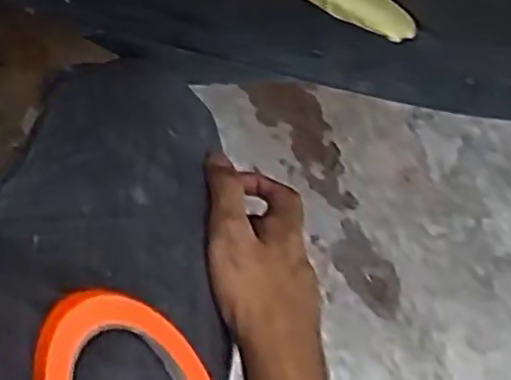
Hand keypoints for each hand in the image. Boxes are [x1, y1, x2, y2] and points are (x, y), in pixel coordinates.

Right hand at [205, 154, 327, 379]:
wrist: (278, 354)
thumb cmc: (250, 287)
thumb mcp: (229, 231)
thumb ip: (225, 193)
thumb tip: (220, 156)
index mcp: (288, 236)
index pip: (286, 196)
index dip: (258, 181)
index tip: (226, 182)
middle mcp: (299, 258)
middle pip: (276, 224)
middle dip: (244, 213)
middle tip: (210, 215)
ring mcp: (299, 287)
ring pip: (272, 251)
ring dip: (246, 242)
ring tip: (214, 247)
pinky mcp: (291, 310)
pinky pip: (270, 276)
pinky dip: (250, 268)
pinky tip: (231, 279)